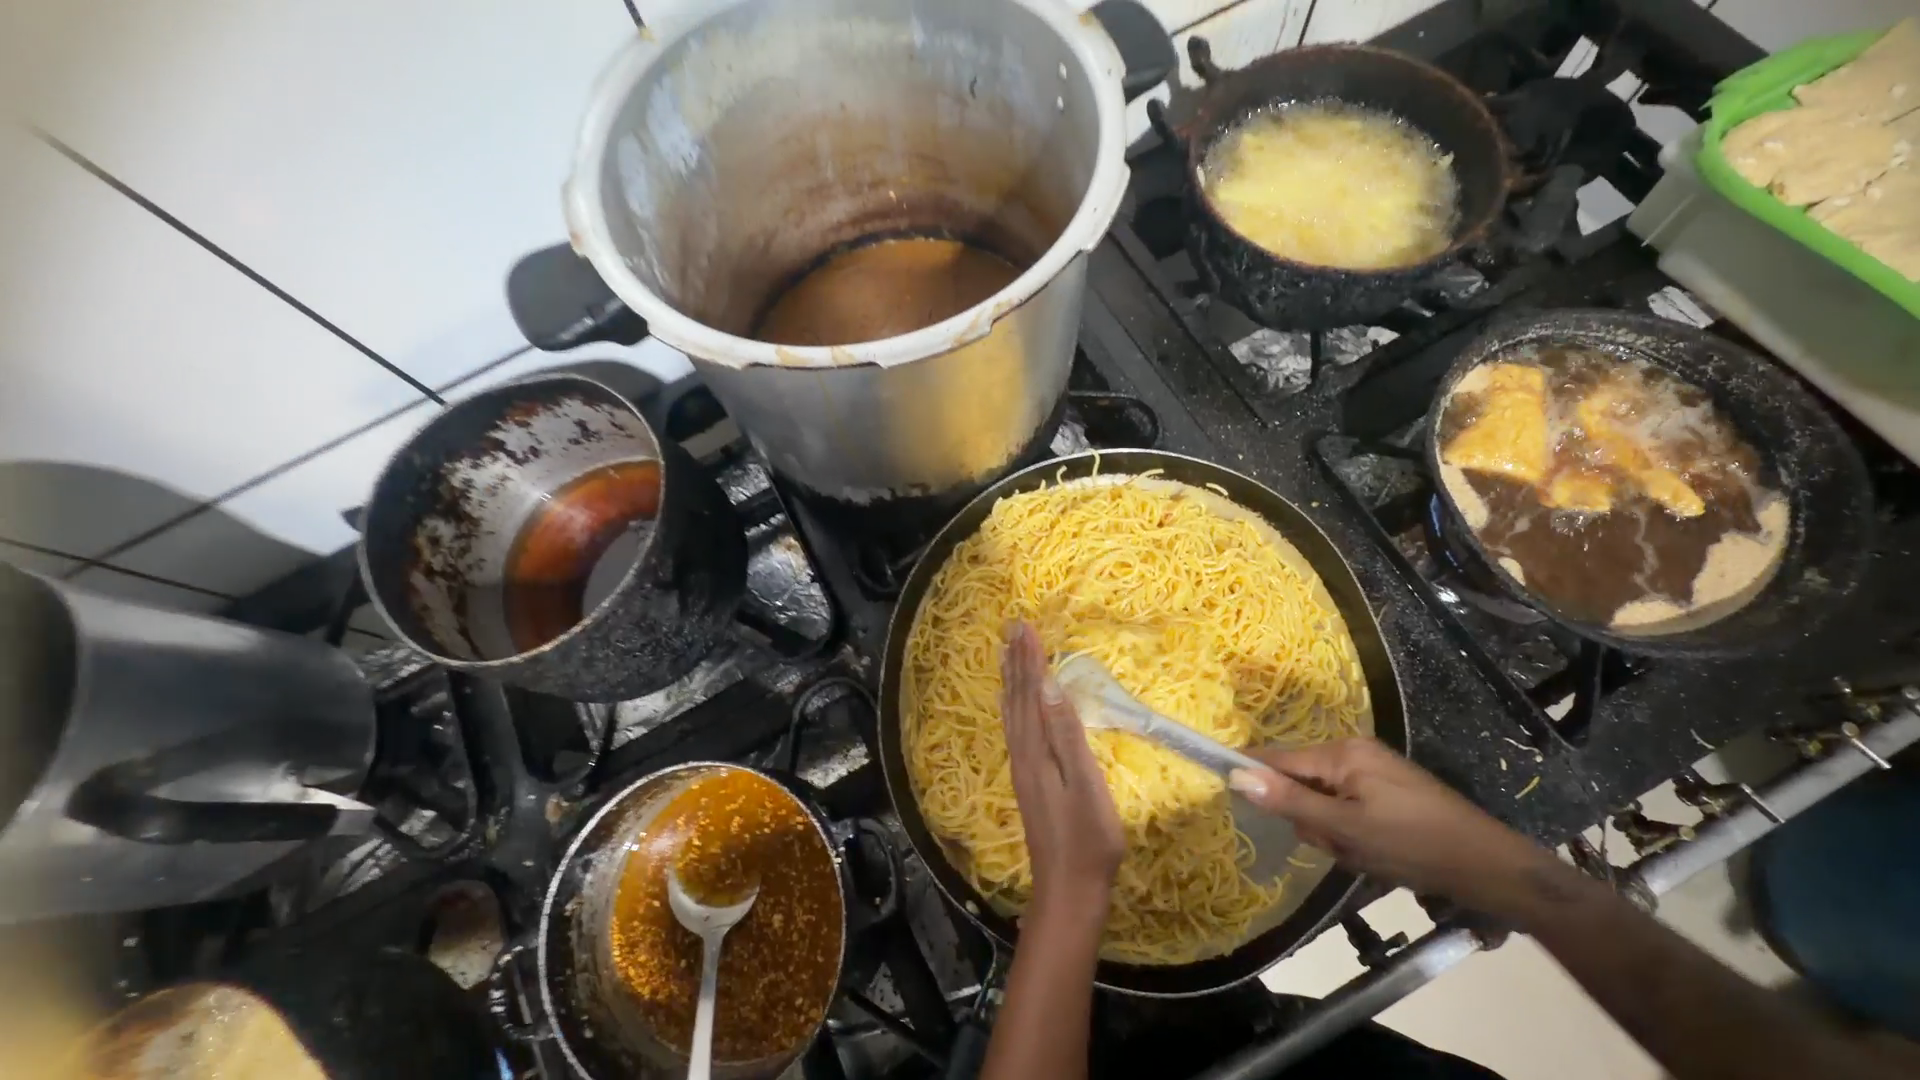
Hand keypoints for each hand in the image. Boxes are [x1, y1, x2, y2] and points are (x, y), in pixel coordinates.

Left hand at [1000, 621, 1124, 918]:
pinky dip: (1014, 706)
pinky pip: (1015, 729)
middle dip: (1016, 661)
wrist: (1068, 890)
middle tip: (1013, 628)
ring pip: (1013, 713)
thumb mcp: (1086, 786)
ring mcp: (1023, 769)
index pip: (1033, 693)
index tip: (1026, 626)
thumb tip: (1052, 688)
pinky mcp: (1028, 781)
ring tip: (1008, 654)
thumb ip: (1068, 736)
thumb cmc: (1088, 840)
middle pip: (1017, 698)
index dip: (1031, 659)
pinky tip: (1015, 706)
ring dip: (1012, 680)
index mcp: (1036, 751)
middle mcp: (1023, 754)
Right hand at [1230, 737, 1559, 918]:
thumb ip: (1290, 802)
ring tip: (1363, 853)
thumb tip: (1236, 774)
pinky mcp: (1389, 789)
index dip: (1254, 777)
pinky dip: (1351, 830)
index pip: (1278, 759)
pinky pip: (1347, 805)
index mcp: (1343, 752)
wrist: (1490, 868)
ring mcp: (1375, 769)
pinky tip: (1376, 851)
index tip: (1225, 789)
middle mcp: (1355, 751)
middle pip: (1302, 782)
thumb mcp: (1345, 830)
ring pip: (1324, 799)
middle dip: (1310, 819)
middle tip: (1337, 845)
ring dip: (1333, 830)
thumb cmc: (1412, 845)